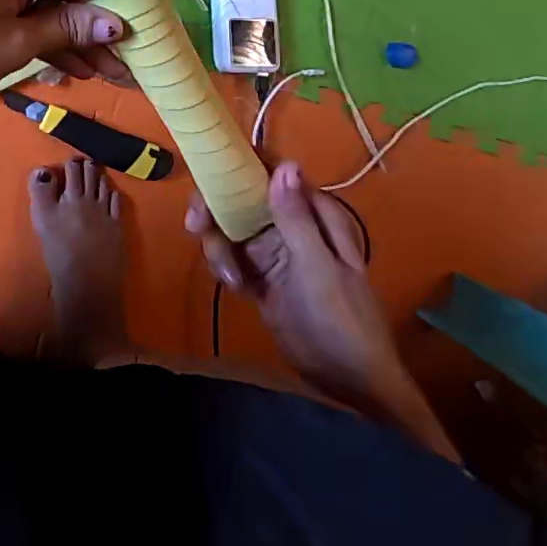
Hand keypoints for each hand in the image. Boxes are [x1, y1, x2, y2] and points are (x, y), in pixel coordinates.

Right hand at [185, 163, 403, 397]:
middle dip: (213, 210)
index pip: (268, 171)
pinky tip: (237, 289)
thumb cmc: (342, 318)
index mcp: (311, 211)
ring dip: (218, 247)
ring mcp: (272, 249)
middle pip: (237, 196)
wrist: (349, 381)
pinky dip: (224, 267)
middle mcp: (288, 222)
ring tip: (232, 279)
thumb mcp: (317, 265)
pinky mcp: (259, 273)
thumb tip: (284, 164)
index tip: (207, 181)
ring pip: (228, 226)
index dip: (234, 167)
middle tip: (197, 228)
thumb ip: (296, 217)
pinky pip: (230, 256)